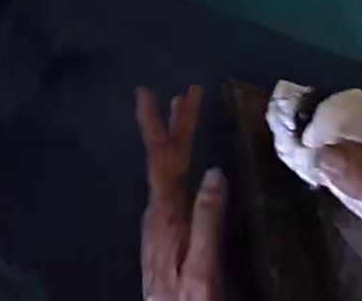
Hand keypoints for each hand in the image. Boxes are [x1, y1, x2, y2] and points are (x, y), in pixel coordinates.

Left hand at [137, 86, 224, 300]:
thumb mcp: (202, 268)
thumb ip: (207, 221)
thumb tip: (213, 170)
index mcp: (164, 218)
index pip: (160, 161)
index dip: (155, 125)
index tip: (147, 94)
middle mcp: (158, 216)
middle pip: (165, 160)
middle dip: (174, 123)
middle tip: (187, 92)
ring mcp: (160, 226)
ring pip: (167, 171)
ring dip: (175, 139)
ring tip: (183, 112)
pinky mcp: (167, 236)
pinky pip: (171, 185)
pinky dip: (177, 161)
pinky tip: (183, 162)